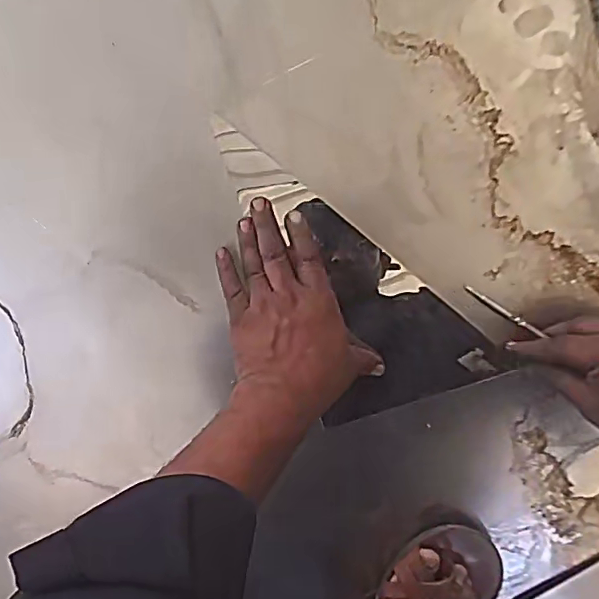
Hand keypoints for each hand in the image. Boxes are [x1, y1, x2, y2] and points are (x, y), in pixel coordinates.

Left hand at [216, 198, 384, 424]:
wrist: (280, 394)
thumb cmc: (314, 378)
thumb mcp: (347, 364)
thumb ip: (360, 357)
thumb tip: (375, 363)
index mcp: (318, 299)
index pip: (309, 257)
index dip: (300, 234)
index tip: (294, 216)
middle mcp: (288, 295)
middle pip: (276, 251)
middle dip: (268, 225)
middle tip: (260, 204)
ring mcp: (262, 304)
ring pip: (254, 264)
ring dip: (248, 239)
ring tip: (245, 219)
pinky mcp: (241, 318)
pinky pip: (232, 288)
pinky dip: (226, 270)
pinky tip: (222, 254)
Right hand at [507, 316, 598, 464]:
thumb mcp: (593, 406)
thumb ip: (563, 381)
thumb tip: (542, 367)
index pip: (562, 344)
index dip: (535, 347)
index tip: (517, 347)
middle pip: (586, 323)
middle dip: (560, 331)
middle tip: (539, 342)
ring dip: (588, 332)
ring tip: (572, 346)